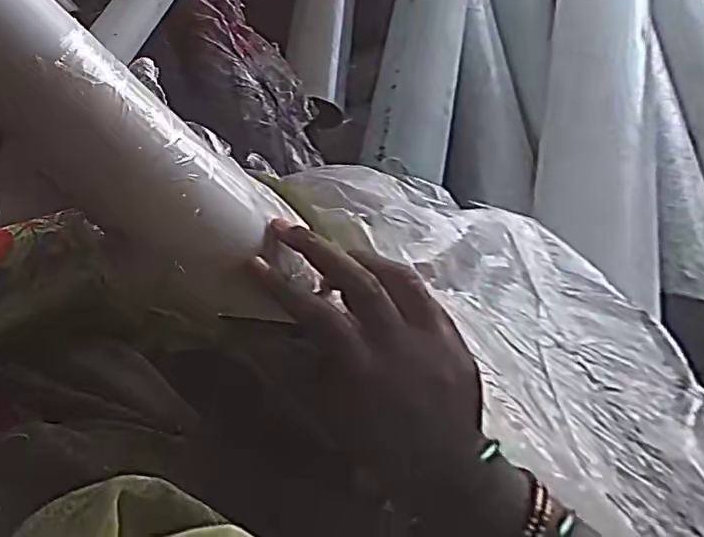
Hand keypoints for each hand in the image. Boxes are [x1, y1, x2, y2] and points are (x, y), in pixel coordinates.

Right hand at [247, 220, 497, 517]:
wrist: (447, 475)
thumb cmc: (373, 441)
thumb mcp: (323, 408)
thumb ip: (290, 362)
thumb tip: (250, 329)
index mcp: (362, 365)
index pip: (313, 311)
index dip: (279, 284)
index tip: (253, 261)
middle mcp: (398, 344)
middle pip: (357, 279)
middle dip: (316, 248)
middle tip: (286, 228)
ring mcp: (432, 339)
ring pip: (394, 276)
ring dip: (356, 256)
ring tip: (332, 250)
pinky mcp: (453, 338)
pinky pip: (422, 291)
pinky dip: (391, 275)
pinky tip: (372, 274)